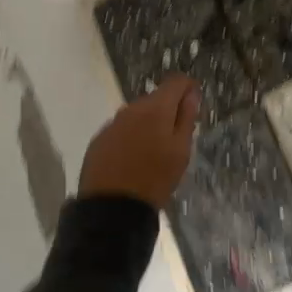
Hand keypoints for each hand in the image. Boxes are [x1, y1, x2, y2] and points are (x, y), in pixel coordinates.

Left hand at [77, 75, 200, 207]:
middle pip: (155, 97)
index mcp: (156, 108)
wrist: (111, 210)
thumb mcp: (181, 150)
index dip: (188, 88)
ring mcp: (112, 124)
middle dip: (167, 109)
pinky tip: (131, 158)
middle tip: (174, 135)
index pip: (176, 81)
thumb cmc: (155, 179)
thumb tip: (191, 94)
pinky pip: (120, 130)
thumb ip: (187, 117)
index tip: (193, 104)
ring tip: (151, 150)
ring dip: (147, 123)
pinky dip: (129, 136)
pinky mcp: (98, 141)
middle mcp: (132, 108)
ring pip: (136, 114)